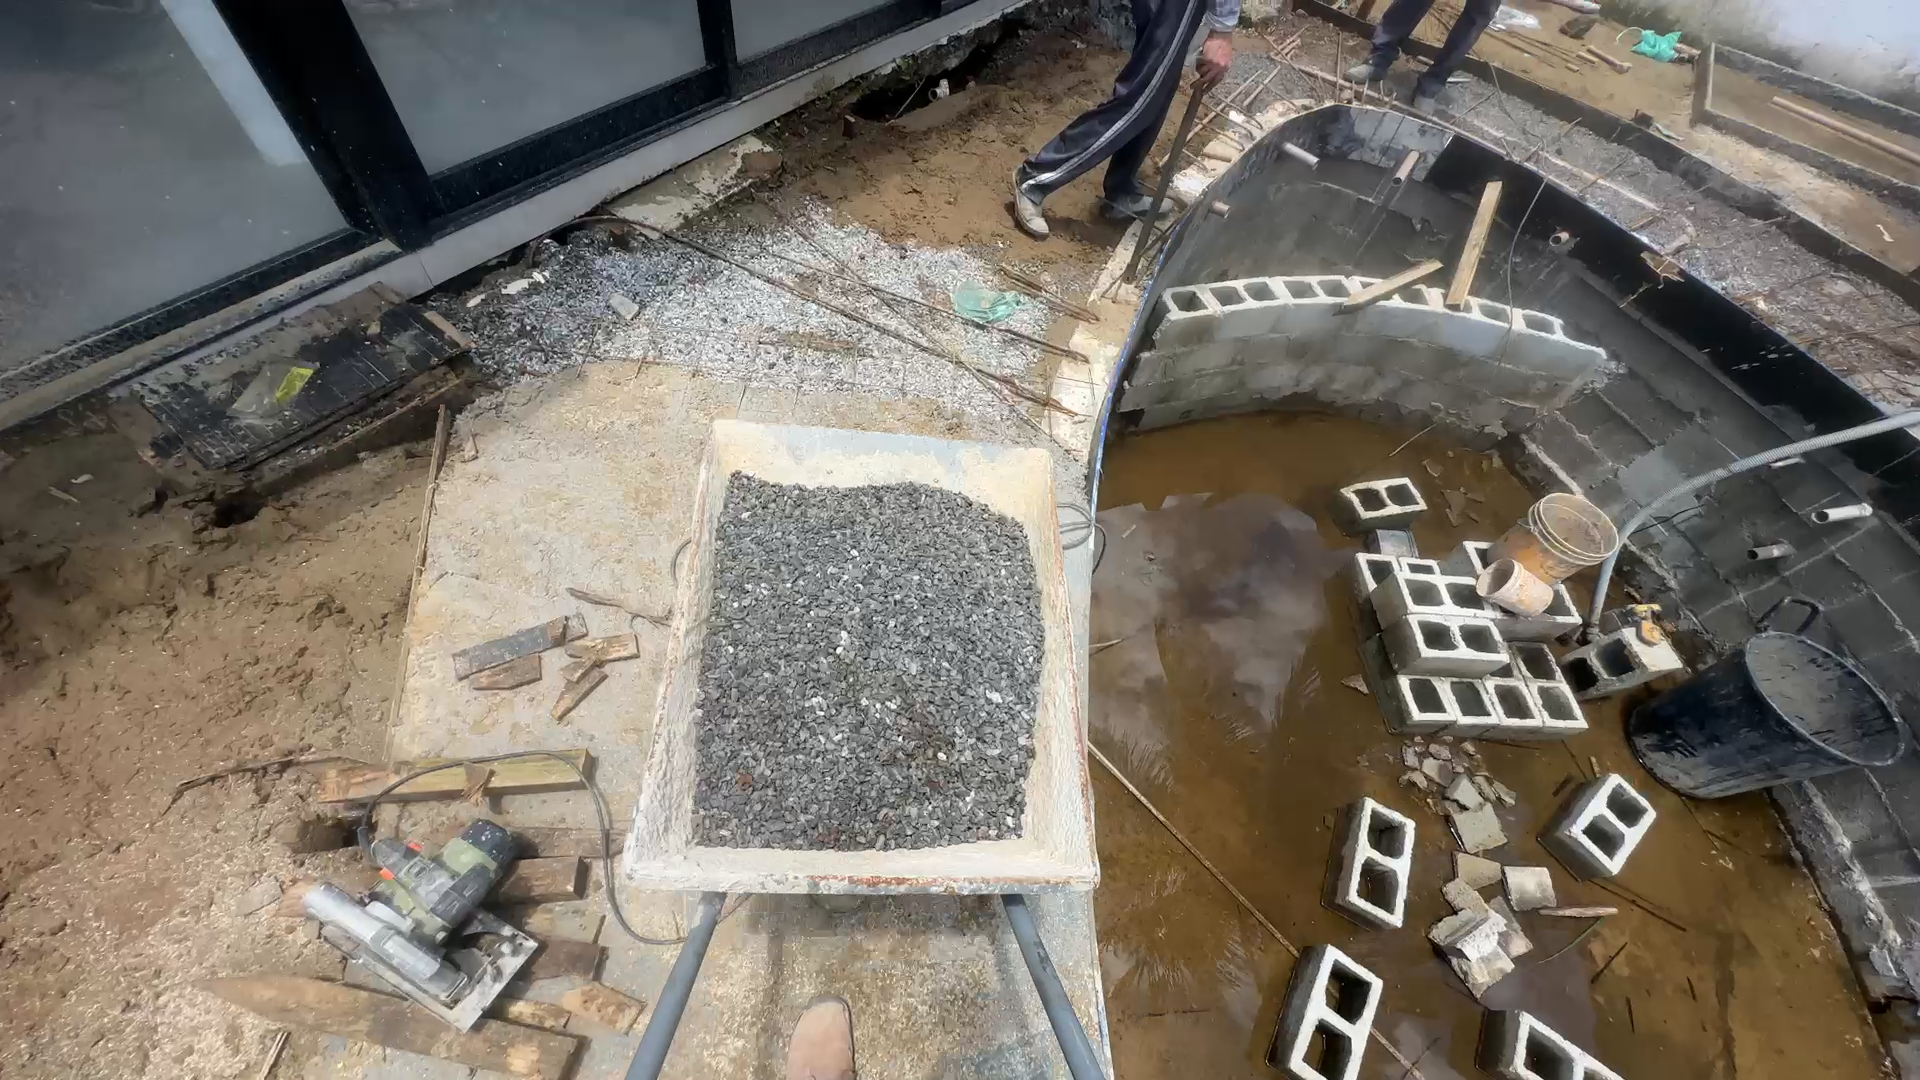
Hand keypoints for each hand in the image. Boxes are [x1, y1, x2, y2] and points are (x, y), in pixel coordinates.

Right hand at [1195, 30, 1231, 88]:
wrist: (1222, 32)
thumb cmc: (1224, 43)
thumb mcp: (1225, 57)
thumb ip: (1219, 67)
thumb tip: (1210, 75)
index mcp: (1225, 68)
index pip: (1216, 81)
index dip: (1209, 88)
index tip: (1203, 93)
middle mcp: (1218, 68)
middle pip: (1206, 80)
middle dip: (1198, 84)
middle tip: (1191, 87)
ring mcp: (1212, 63)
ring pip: (1200, 72)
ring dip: (1198, 68)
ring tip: (1199, 63)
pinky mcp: (1206, 59)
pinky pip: (1198, 64)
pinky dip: (1198, 61)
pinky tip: (1201, 56)